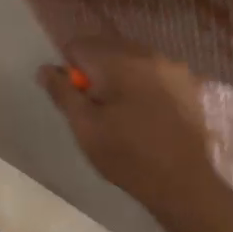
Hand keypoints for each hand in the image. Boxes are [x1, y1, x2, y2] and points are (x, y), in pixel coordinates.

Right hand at [38, 38, 215, 208]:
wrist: (185, 186)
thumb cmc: (128, 156)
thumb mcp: (85, 128)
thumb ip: (62, 92)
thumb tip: (44, 68)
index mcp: (117, 60)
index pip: (78, 45)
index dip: (70, 69)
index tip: (78, 97)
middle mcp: (145, 53)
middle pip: (105, 47)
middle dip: (96, 70)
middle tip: (99, 107)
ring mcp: (170, 66)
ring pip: (130, 57)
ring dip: (120, 74)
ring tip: (124, 111)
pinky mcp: (187, 82)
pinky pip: (153, 70)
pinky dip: (144, 82)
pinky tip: (148, 112)